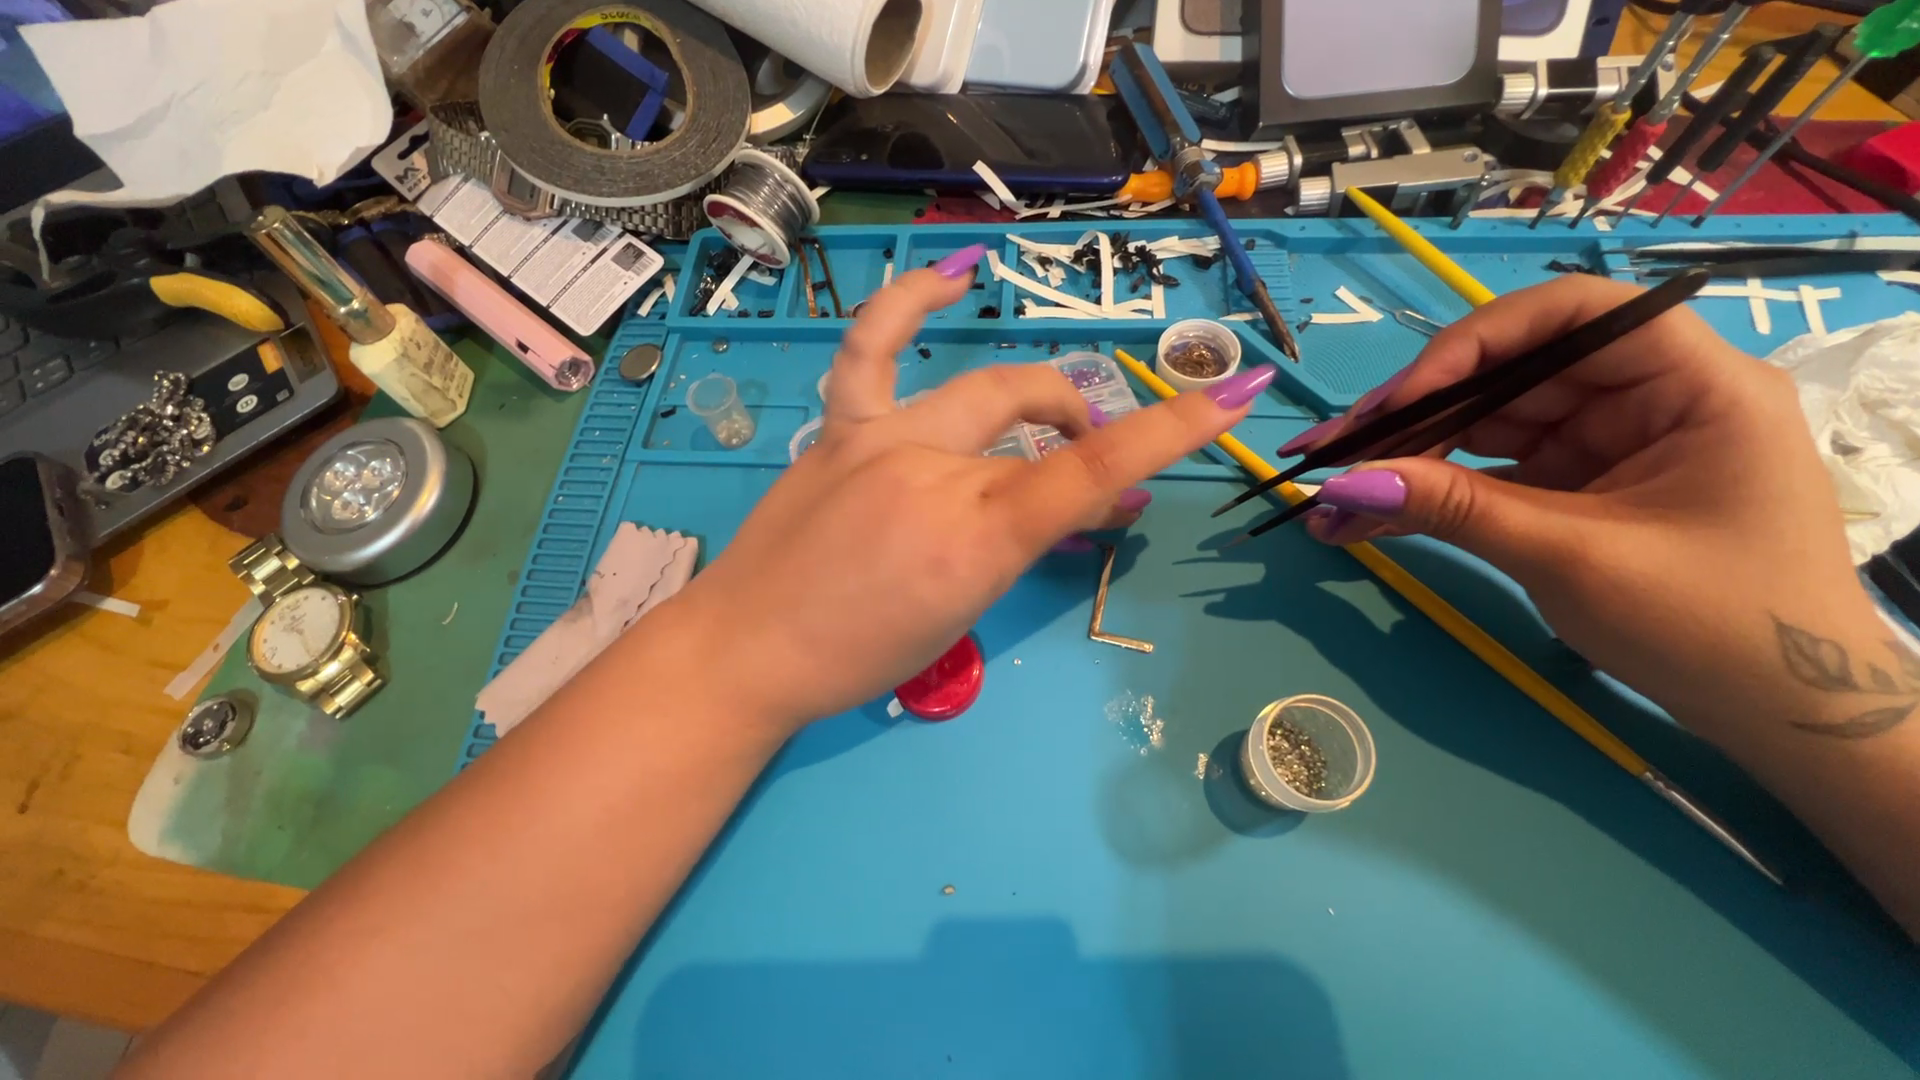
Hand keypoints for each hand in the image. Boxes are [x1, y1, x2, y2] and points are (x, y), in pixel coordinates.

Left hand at [658, 246, 1277, 729]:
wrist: (748, 650)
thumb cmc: (857, 656)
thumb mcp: (963, 615)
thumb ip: (1023, 546)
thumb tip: (1085, 503)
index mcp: (973, 540)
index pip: (1089, 473)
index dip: (1169, 431)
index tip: (1230, 396)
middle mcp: (934, 473)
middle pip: (1042, 423)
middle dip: (1092, 435)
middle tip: (1103, 470)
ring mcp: (882, 439)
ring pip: (985, 391)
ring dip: (1038, 398)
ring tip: (1057, 415)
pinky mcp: (840, 427)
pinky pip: (875, 349)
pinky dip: (912, 303)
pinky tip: (953, 271)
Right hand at [1283, 274, 1875, 735]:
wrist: (1775, 714)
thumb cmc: (1709, 625)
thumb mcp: (1572, 559)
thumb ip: (1456, 508)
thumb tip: (1342, 483)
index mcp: (1691, 384)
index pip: (1571, 315)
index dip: (1474, 344)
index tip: (1398, 402)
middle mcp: (1643, 398)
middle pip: (1508, 375)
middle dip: (1413, 418)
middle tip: (1329, 456)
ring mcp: (1602, 445)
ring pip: (1483, 429)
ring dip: (1405, 463)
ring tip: (1330, 499)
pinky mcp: (1571, 488)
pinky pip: (1485, 476)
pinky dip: (1428, 497)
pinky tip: (1364, 518)